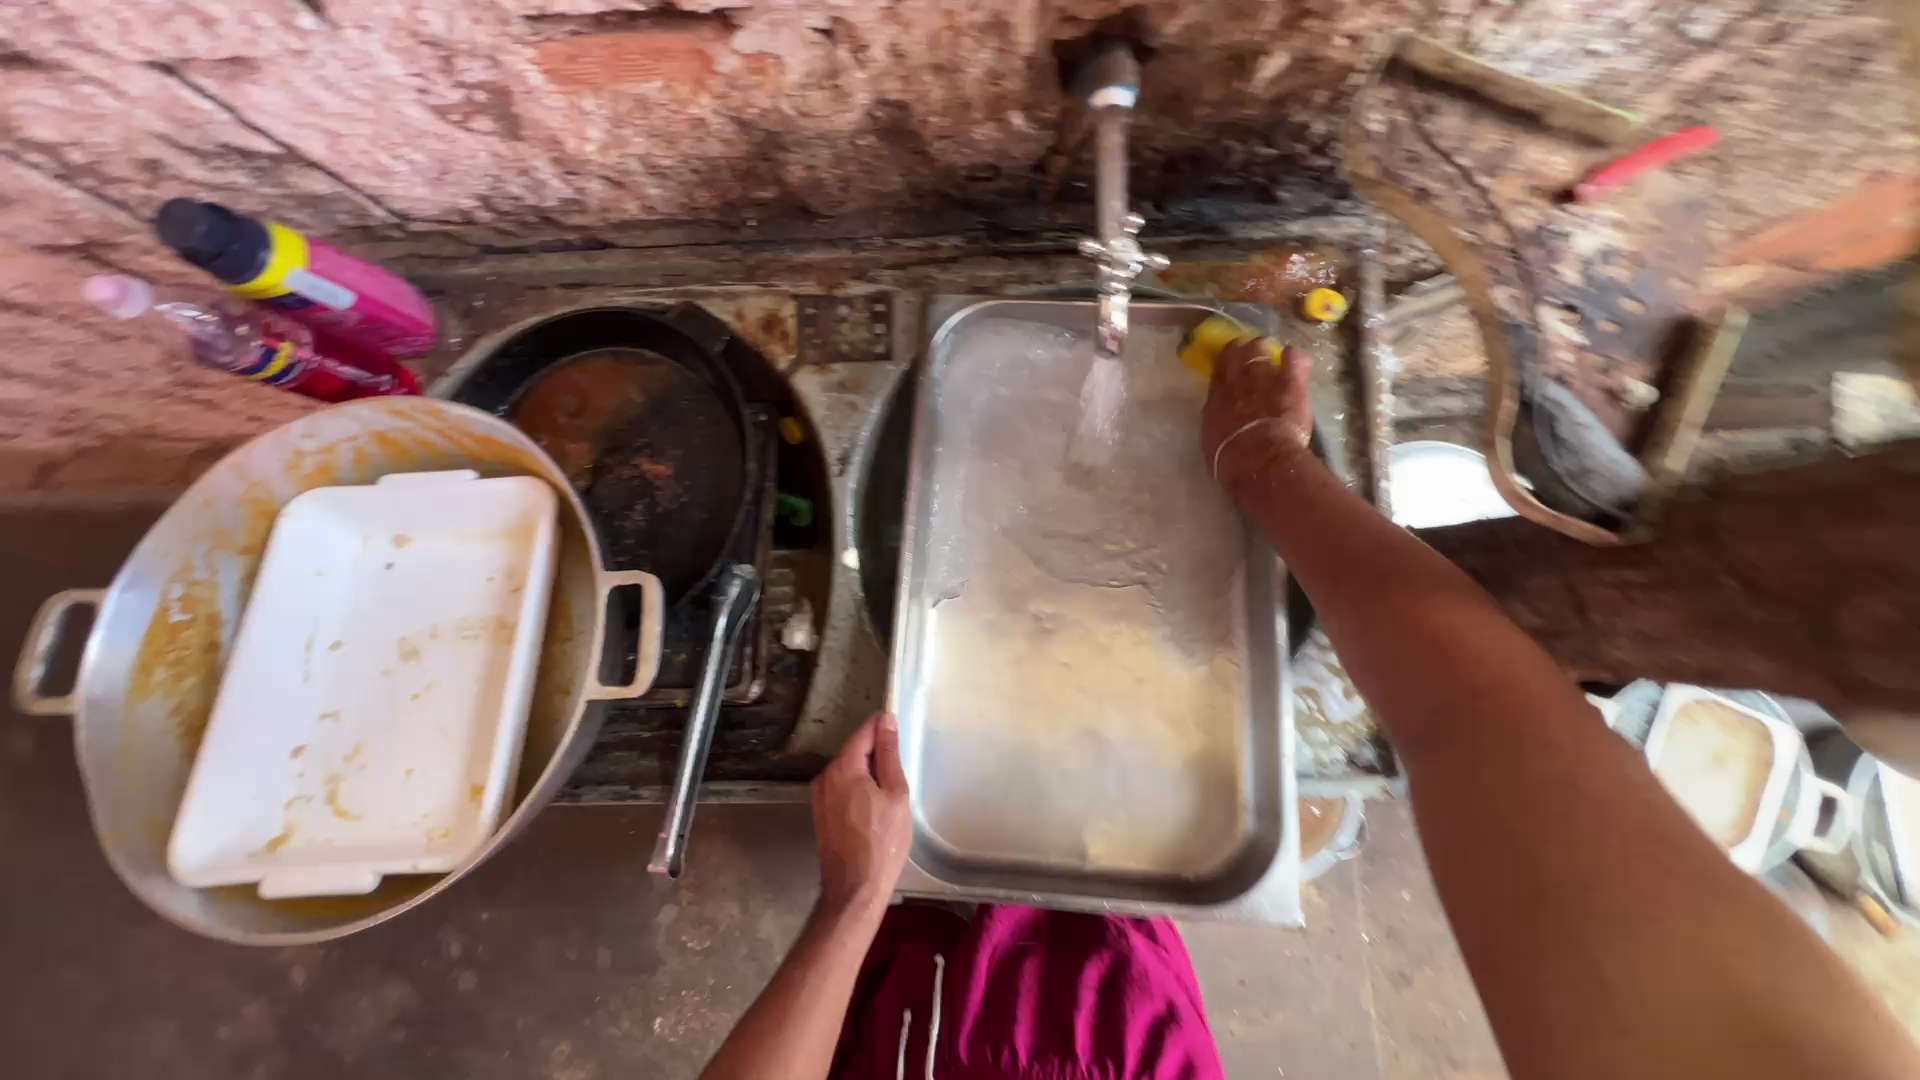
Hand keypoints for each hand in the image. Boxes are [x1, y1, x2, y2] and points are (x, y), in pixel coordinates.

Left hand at [810, 712, 911, 914]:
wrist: (855, 889)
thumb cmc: (883, 841)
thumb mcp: (895, 793)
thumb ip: (889, 754)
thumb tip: (886, 722)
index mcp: (842, 768)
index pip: (863, 732)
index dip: (882, 726)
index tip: (898, 727)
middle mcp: (824, 776)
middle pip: (853, 751)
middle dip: (876, 753)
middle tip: (900, 770)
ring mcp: (818, 796)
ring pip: (847, 770)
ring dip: (867, 772)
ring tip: (889, 793)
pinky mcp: (819, 813)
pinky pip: (841, 788)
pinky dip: (857, 788)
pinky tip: (874, 807)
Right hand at [1200, 338, 1314, 490]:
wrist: (1260, 460)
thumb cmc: (1231, 459)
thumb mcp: (1212, 439)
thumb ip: (1218, 419)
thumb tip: (1222, 413)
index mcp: (1217, 397)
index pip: (1219, 369)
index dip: (1226, 362)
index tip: (1231, 362)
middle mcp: (1238, 381)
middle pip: (1238, 352)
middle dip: (1243, 349)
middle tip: (1251, 354)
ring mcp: (1264, 378)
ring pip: (1260, 348)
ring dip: (1264, 350)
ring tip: (1273, 356)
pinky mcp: (1290, 383)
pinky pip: (1294, 358)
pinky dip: (1294, 357)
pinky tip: (1294, 358)